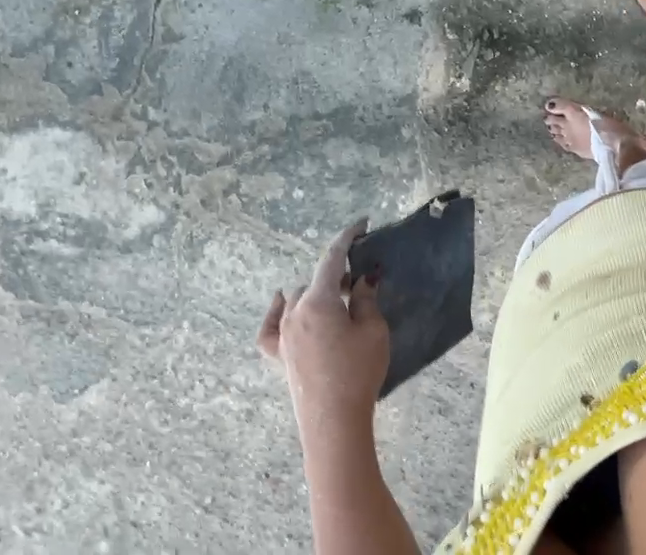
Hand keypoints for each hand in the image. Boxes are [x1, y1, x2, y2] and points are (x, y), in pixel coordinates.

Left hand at [258, 220, 389, 434]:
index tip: (362, 224)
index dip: (347, 238)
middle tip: (364, 282)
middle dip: (339, 275)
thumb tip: (363, 280)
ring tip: (342, 302)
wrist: (334, 423)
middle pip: (316, 281)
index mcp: (318, 301)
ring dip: (318, 293)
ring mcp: (283, 335)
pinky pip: (271, 327)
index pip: (332, 258)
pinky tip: (282, 304)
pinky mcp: (280, 357)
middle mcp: (294, 312)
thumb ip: (367, 299)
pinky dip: (277, 311)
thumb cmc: (358, 372)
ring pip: (297, 299)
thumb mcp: (374, 330)